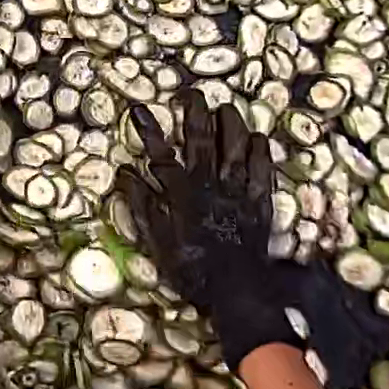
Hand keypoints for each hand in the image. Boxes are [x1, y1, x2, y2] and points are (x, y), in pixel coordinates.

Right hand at [115, 91, 298, 372]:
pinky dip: (260, 152)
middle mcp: (210, 185)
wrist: (238, 293)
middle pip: (203, 141)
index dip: (149, 129)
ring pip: (236, 149)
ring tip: (226, 108)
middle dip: (196, 114)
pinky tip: (258, 138)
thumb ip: (142, 203)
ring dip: (231, 125)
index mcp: (182, 192)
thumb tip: (125, 171)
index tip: (139, 108)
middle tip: (191, 94)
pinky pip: (262, 170)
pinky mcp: (260, 203)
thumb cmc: (191, 269)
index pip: (161, 153)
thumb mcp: (156, 240)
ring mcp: (238, 192)